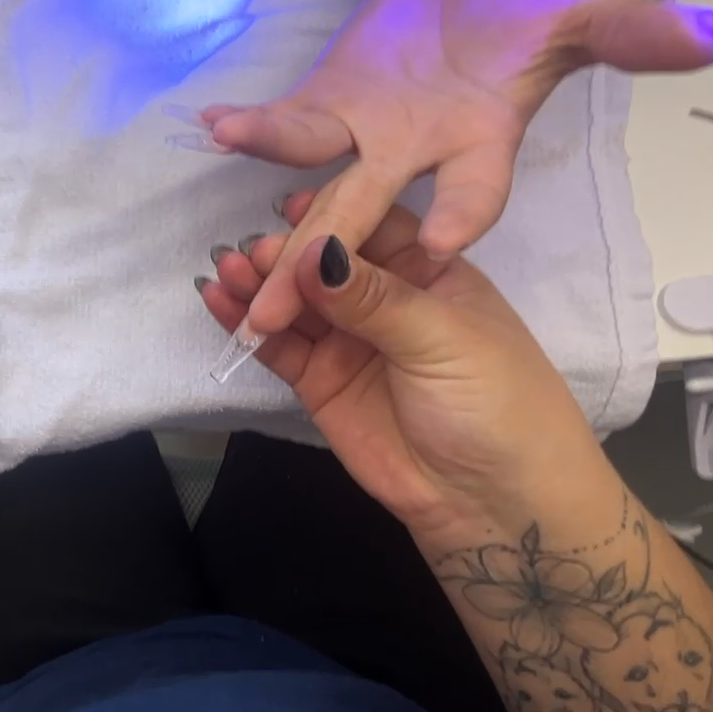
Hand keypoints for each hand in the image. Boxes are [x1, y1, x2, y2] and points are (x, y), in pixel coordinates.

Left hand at [188, 0, 712, 339]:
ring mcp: (362, 141)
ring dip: (275, 230)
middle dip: (319, 268)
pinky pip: (287, 127)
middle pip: (363, 222)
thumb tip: (712, 36)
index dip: (460, 215)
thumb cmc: (527, 8)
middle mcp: (412, 159)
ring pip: (315, 193)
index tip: (442, 246)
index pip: (473, 192)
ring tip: (232, 263)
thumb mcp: (583, 15)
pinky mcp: (325, 110)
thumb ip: (628, 31)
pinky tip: (216, 128)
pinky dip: (254, 127)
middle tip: (270, 319)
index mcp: (477, 148)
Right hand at [199, 197, 609, 535]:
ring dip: (257, 284)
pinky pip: (276, 345)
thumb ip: (373, 298)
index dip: (333, 215)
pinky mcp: (316, 379)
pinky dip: (244, 324)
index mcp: (428, 273)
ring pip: (293, 301)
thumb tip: (312, 252)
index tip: (289, 207)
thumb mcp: (443, 340)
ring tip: (226, 270)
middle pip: (324, 262)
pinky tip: (218, 300)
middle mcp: (381, 299)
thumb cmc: (494, 406)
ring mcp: (345, 339)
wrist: (489, 504)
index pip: (373, 227)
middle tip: (251, 253)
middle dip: (286, 254)